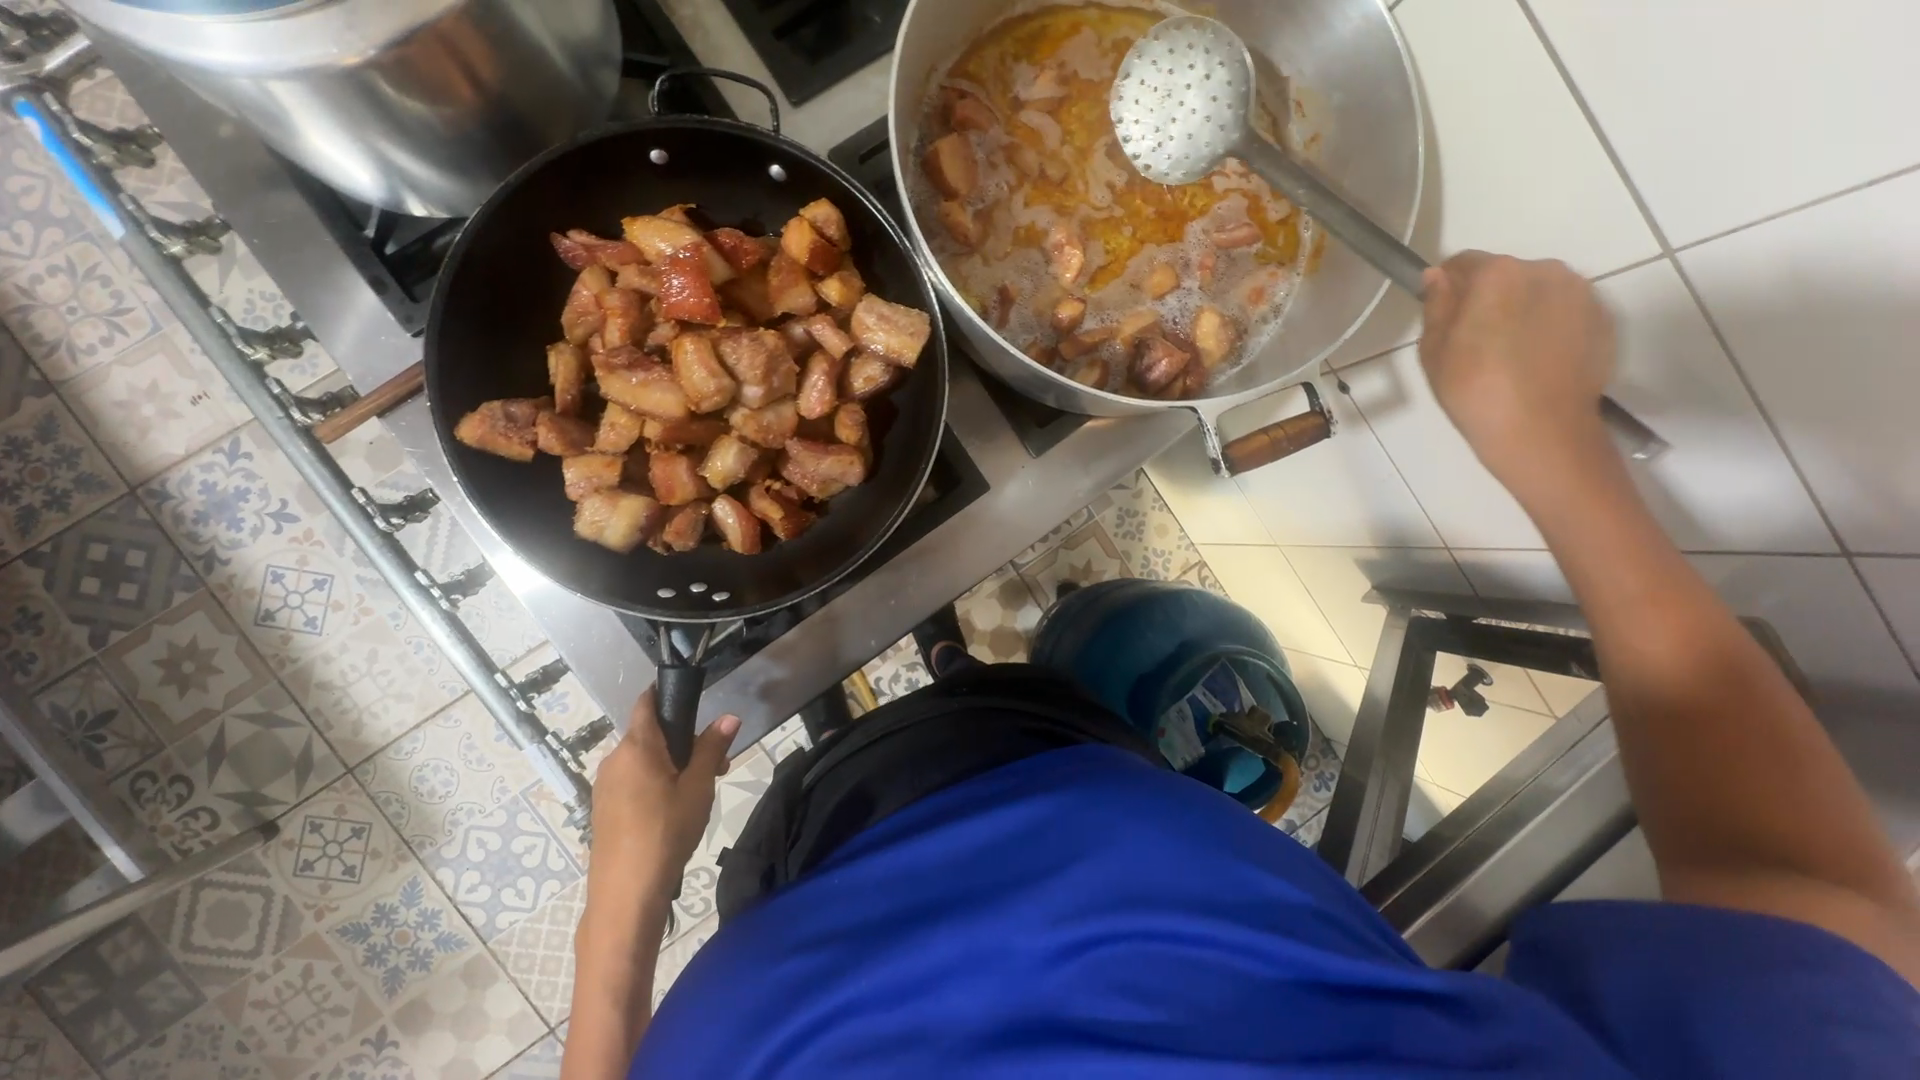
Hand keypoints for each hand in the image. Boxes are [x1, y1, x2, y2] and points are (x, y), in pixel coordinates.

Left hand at [587, 689, 738, 901]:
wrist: (626, 892)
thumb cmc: (666, 831)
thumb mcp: (698, 788)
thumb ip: (711, 749)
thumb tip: (728, 717)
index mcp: (636, 747)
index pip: (647, 703)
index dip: (667, 694)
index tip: (694, 700)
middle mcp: (615, 759)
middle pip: (650, 736)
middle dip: (684, 743)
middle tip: (717, 766)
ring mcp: (605, 786)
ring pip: (643, 761)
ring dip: (672, 766)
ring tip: (700, 793)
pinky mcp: (603, 809)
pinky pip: (633, 781)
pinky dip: (655, 784)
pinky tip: (674, 810)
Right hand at [1419, 252, 1618, 499]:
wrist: (1542, 431)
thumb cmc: (1475, 390)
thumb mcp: (1434, 351)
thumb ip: (1437, 305)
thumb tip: (1437, 277)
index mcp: (1497, 274)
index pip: (1463, 263)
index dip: (1448, 289)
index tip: (1444, 318)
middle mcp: (1544, 270)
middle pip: (1505, 275)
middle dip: (1489, 298)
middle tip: (1476, 342)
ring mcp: (1580, 293)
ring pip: (1538, 292)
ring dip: (1522, 311)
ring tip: (1510, 353)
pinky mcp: (1603, 318)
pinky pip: (1566, 312)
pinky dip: (1550, 326)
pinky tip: (1537, 360)